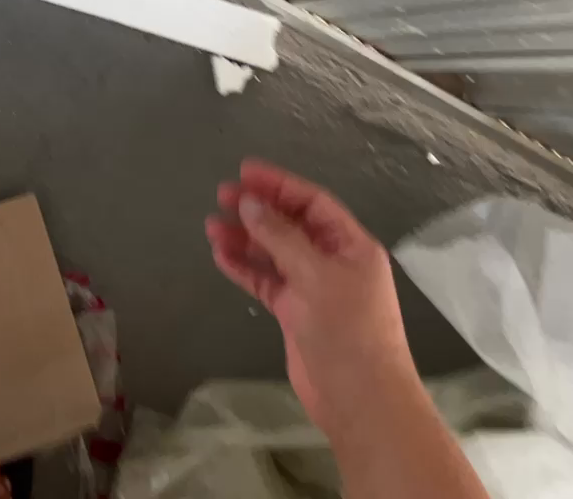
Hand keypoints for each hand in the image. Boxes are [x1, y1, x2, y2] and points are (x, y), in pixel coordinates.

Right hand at [204, 158, 417, 437]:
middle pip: (289, 224)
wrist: (361, 402)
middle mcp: (331, 261)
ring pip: (273, 252)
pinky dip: (244, 268)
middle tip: (221, 195)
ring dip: (244, 238)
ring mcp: (312, 287)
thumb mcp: (315, 275)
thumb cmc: (347, 330)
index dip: (279, 184)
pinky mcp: (294, 312)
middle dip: (257, 208)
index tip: (244, 171)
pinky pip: (265, 280)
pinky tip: (221, 256)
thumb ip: (280, 236)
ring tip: (212, 226)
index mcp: (350, 245)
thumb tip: (249, 202)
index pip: (311, 202)